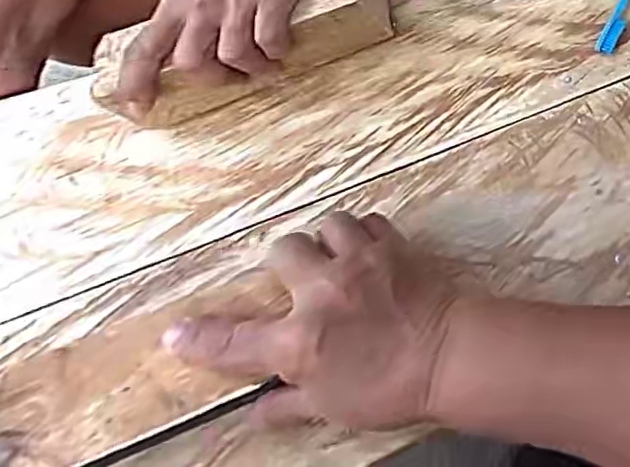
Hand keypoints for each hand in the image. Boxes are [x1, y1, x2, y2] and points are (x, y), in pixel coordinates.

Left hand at [117, 0, 326, 108]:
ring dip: (252, 68)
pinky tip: (285, 49)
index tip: (139, 107)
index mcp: (176, 3)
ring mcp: (235, 0)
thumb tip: (193, 54)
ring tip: (269, 69)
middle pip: (189, 61)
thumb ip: (193, 16)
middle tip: (238, 81)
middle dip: (216, 79)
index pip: (142, 50)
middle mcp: (199, 4)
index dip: (135, 83)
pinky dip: (277, 50)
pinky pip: (268, 36)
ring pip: (231, 53)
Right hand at [164, 212, 463, 429]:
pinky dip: (364, 229)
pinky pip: (373, 221)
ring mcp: (366, 261)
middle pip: (284, 250)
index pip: (230, 339)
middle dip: (281, 260)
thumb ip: (287, 403)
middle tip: (290, 275)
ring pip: (331, 223)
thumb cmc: (389, 386)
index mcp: (297, 339)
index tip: (179, 330)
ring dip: (325, 236)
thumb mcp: (328, 407)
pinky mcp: (399, 246)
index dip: (198, 336)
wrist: (450, 350)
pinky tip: (367, 245)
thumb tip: (258, 407)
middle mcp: (325, 290)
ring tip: (331, 252)